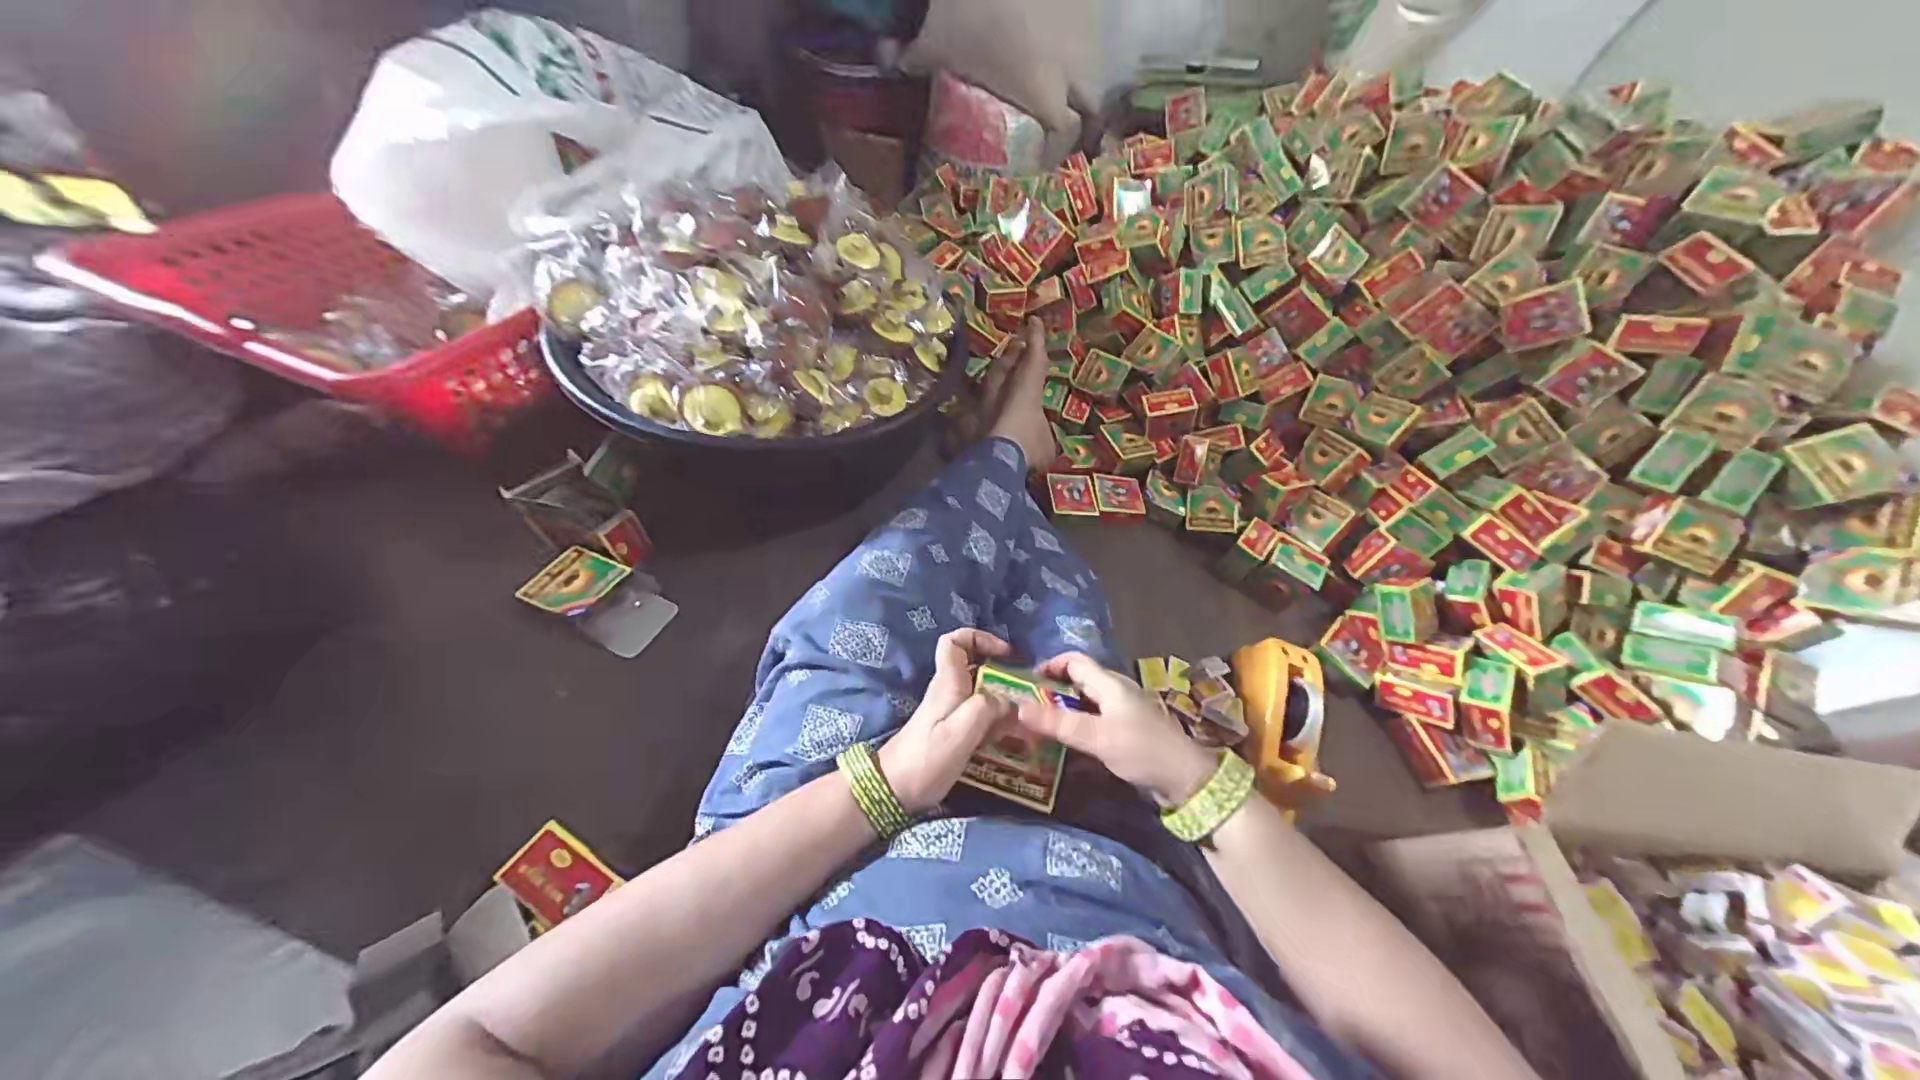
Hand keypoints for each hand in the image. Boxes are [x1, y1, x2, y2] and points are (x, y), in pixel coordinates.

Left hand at [876, 628, 1015, 812]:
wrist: (892, 791)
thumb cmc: (925, 760)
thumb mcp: (959, 734)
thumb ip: (986, 710)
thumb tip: (1009, 700)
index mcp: (947, 684)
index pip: (954, 641)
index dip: (979, 638)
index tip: (1005, 654)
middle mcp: (948, 692)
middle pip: (975, 666)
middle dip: (1002, 673)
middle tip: (1027, 690)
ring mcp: (949, 712)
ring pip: (981, 692)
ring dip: (1003, 700)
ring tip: (1026, 717)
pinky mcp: (951, 732)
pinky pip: (980, 715)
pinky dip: (997, 720)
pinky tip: (1011, 737)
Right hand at [1017, 651, 1218, 806]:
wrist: (1186, 780)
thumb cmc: (1142, 750)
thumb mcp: (1097, 737)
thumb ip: (1059, 724)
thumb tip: (1019, 708)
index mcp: (1110, 684)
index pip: (1074, 661)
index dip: (1050, 665)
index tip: (1028, 683)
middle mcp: (1116, 691)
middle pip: (1079, 680)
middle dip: (1053, 689)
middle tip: (1029, 707)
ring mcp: (1123, 711)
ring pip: (1086, 701)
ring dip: (1065, 709)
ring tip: (1042, 725)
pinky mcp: (1127, 730)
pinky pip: (1095, 719)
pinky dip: (1078, 724)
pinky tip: (1068, 741)